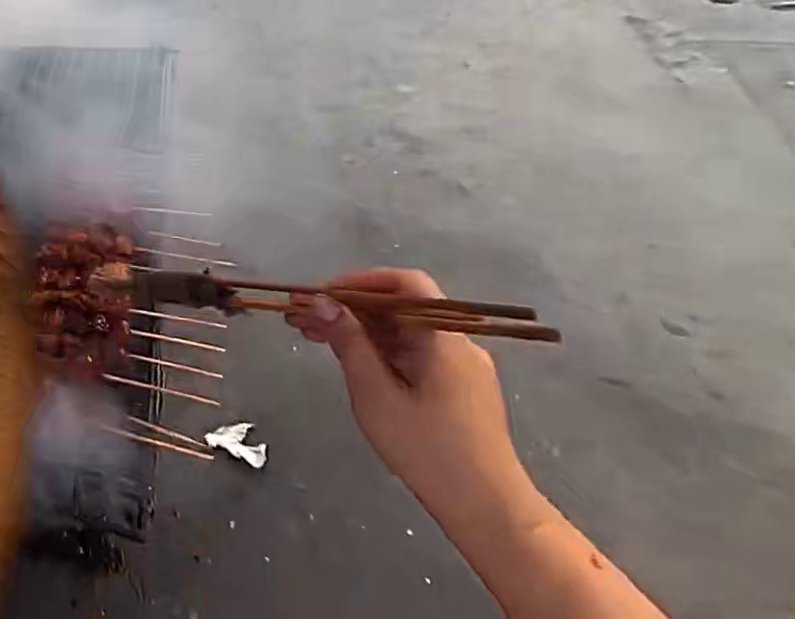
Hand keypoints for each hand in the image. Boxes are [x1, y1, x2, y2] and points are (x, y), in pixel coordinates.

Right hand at [287, 268, 521, 514]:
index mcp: (443, 337)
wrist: (490, 514)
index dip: (361, 281)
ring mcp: (461, 366)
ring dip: (362, 329)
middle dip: (350, 307)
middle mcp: (457, 342)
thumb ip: (349, 342)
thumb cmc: (428, 452)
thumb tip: (321, 302)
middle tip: (305, 316)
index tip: (323, 294)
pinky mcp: (460, 387)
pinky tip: (352, 360)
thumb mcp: (376, 395)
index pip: (405, 283)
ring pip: (404, 330)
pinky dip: (381, 349)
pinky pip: (415, 352)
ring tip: (315, 336)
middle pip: (400, 306)